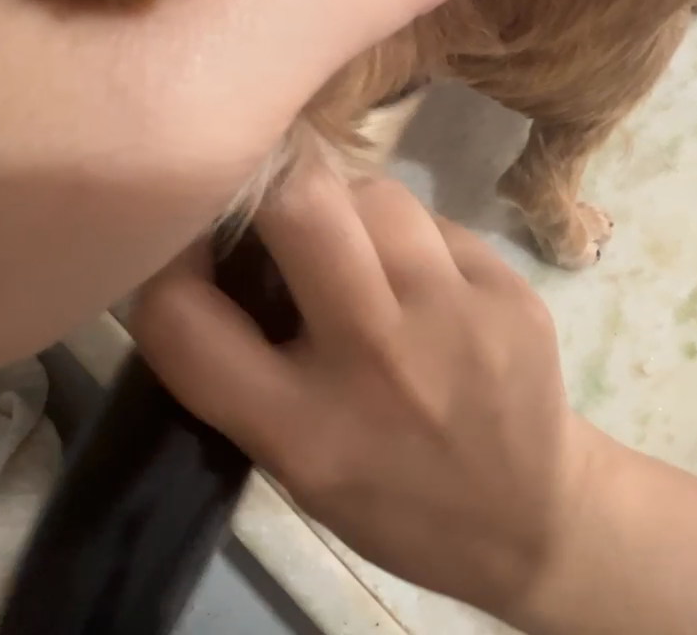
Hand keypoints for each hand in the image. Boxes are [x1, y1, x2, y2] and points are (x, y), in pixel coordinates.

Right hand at [132, 157, 594, 616]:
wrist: (532, 519)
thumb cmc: (389, 494)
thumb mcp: (290, 461)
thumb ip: (240, 362)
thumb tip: (209, 241)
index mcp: (304, 430)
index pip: (180, 315)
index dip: (164, 260)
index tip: (181, 241)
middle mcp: (379, 362)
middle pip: (299, 203)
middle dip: (267, 177)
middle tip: (264, 190)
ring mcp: (457, 316)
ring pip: (373, 191)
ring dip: (342, 201)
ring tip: (347, 241)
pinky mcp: (509, 288)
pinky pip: (431, 219)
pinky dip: (404, 231)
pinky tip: (414, 272)